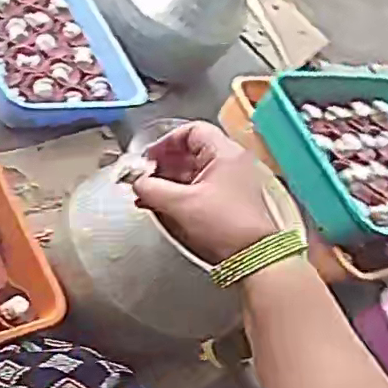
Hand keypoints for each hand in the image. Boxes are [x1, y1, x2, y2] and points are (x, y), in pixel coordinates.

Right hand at [130, 121, 283, 262]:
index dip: (165, 142)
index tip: (147, 158)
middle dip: (162, 164)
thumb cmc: (221, 225)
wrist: (250, 256)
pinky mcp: (226, 201)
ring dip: (166, 181)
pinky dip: (176, 194)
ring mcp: (228, 183)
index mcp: (224, 153)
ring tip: (145, 194)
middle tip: (143, 177)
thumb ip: (151, 189)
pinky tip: (159, 205)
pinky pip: (196, 189)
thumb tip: (137, 183)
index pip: (191, 131)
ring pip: (191, 172)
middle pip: (190, 152)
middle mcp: (229, 163)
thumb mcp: (179, 204)